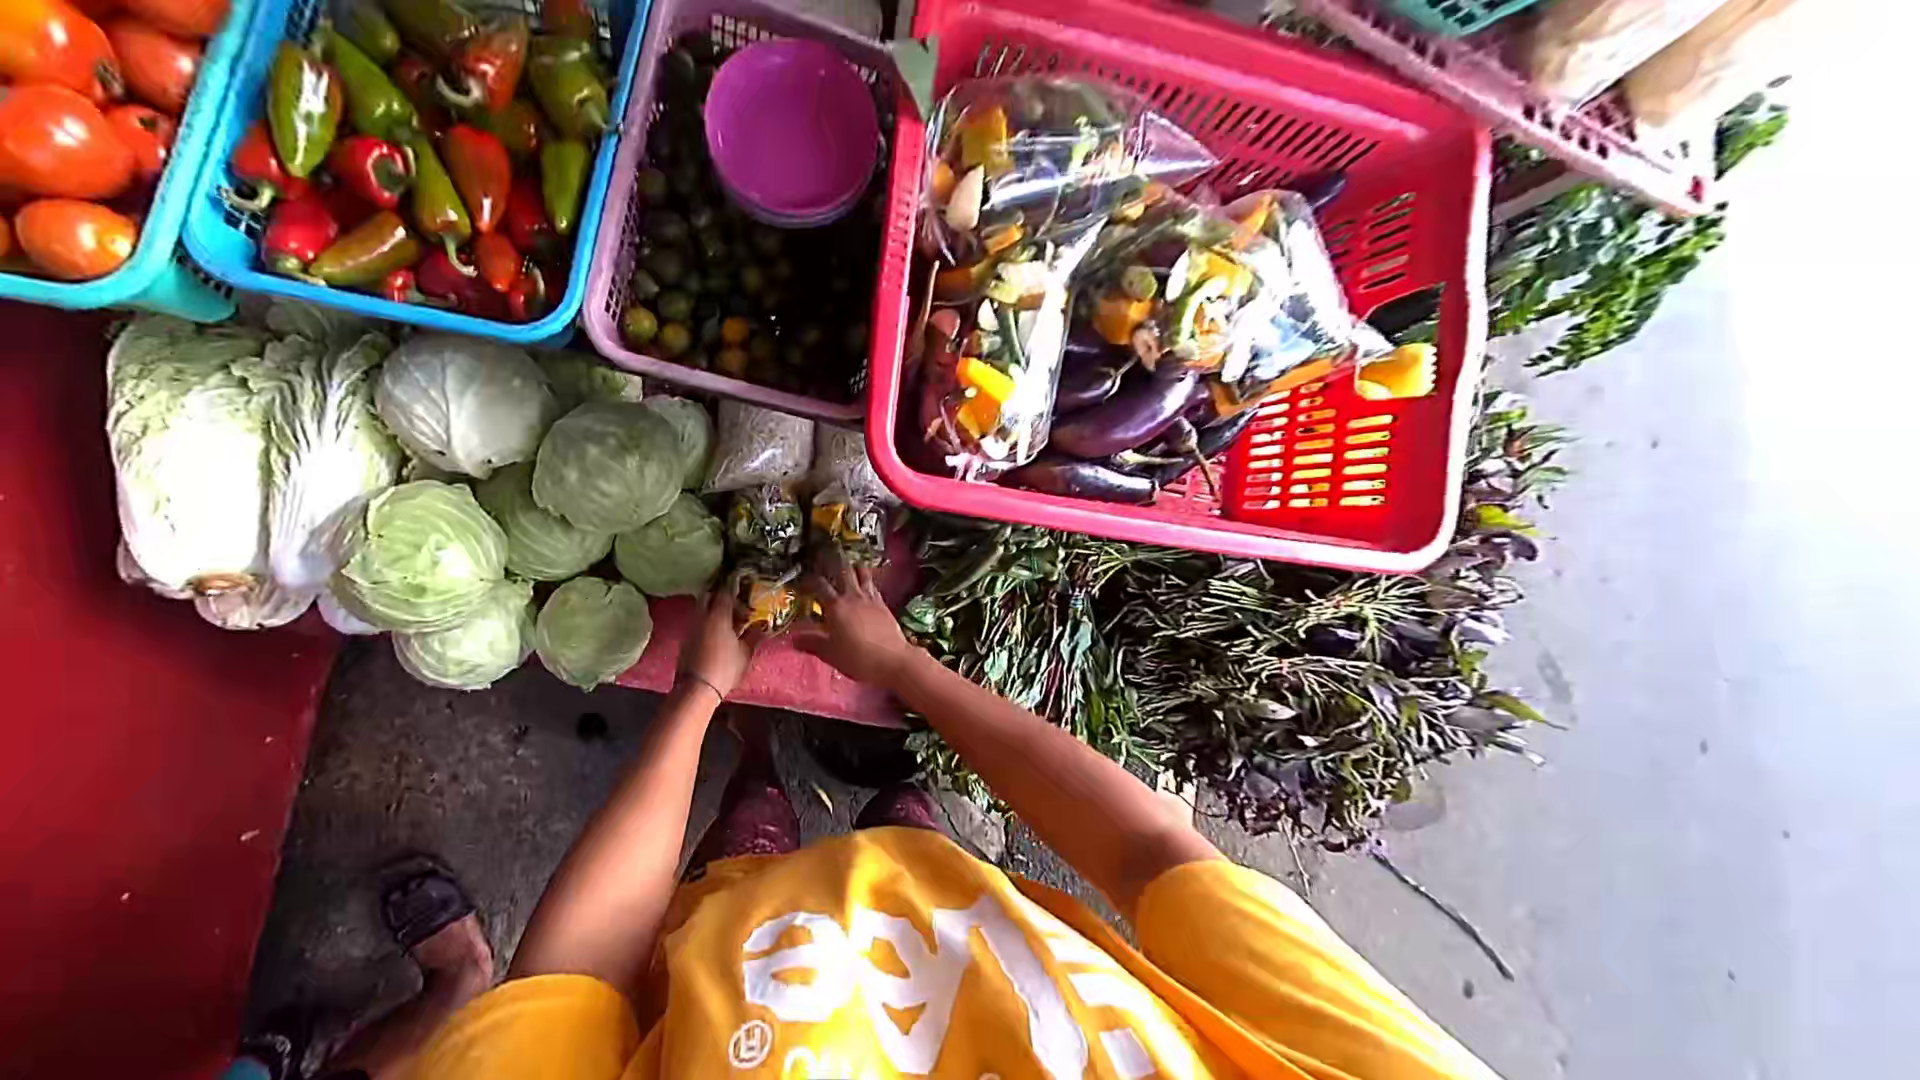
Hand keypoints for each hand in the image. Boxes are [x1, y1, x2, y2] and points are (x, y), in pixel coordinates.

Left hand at [679, 587, 760, 699]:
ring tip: (731, 620)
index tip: (743, 581)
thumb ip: (754, 635)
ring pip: (702, 609)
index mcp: (718, 615)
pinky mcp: (686, 640)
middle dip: (721, 595)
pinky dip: (709, 621)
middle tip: (737, 602)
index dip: (734, 585)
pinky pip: (699, 621)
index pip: (725, 592)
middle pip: (709, 596)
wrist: (696, 689)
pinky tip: (720, 632)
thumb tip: (763, 624)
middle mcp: (701, 617)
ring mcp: (691, 628)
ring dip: (715, 609)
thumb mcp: (746, 652)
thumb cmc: (725, 667)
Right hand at [792, 561, 915, 688]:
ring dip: (854, 566)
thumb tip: (793, 638)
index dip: (810, 579)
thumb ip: (811, 643)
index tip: (803, 579)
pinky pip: (873, 585)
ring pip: (862, 573)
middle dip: (833, 562)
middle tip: (827, 555)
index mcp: (835, 606)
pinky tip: (866, 582)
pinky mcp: (883, 604)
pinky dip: (868, 579)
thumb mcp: (830, 653)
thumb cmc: (857, 658)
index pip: (819, 585)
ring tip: (849, 562)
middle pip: (843, 571)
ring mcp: (870, 598)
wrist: (891, 659)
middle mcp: (852, 597)